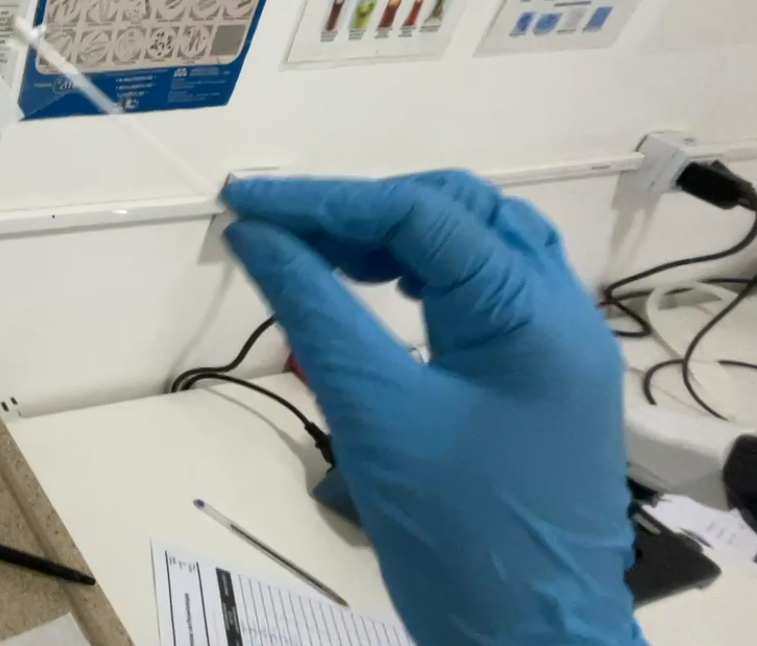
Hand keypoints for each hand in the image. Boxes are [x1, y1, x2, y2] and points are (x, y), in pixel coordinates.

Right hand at [222, 171, 642, 645]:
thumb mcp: (366, 403)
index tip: (244, 201)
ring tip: (308, 247)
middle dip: (359, 204)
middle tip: (279, 223)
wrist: (523, 633)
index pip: (421, 216)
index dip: (323, 199)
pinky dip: (404, 262)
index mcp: (532, 320)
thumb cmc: (450, 524)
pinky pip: (467, 279)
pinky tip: (357, 279)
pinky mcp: (524, 361)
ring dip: (382, 229)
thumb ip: (307, 303)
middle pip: (458, 210)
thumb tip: (251, 233)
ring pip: (467, 238)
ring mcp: (549, 338)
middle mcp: (557, 313)